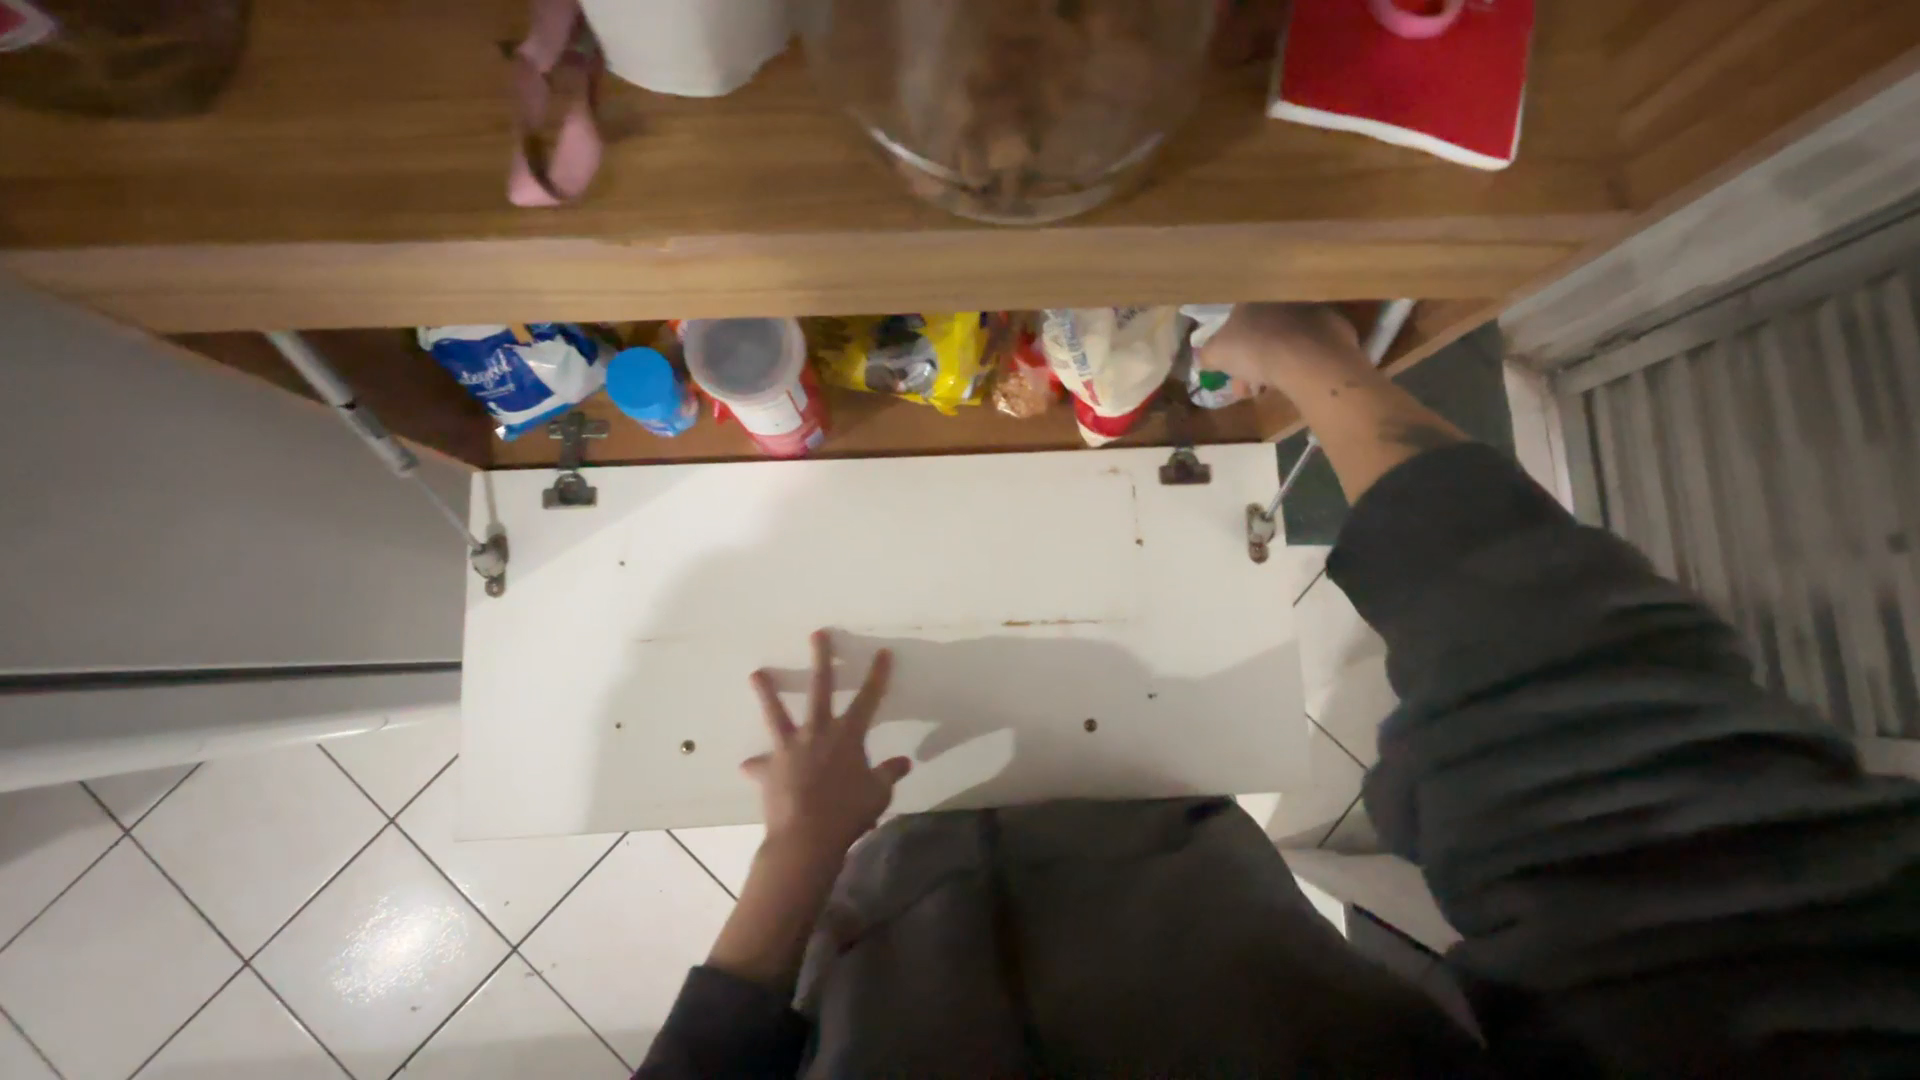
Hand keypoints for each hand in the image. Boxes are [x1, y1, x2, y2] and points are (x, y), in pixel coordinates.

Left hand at [744, 630, 911, 860]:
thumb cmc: (849, 813)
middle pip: (819, 688)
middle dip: (821, 659)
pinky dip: (757, 766)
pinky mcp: (769, 770)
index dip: (877, 675)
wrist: (806, 838)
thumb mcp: (878, 794)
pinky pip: (761, 765)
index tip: (882, 652)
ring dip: (768, 692)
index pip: (868, 698)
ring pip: (777, 713)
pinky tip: (748, 766)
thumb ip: (888, 774)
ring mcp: (789, 749)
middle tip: (817, 634)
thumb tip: (904, 762)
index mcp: (847, 735)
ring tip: (756, 673)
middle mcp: (817, 732)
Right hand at [1198, 303, 1364, 392]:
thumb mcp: (1215, 355)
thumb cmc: (1255, 350)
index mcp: (1251, 299)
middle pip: (1259, 332)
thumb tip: (1204, 357)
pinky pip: (1309, 348)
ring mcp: (1311, 310)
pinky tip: (1295, 379)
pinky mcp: (1335, 325)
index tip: (1230, 371)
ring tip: (1270, 388)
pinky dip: (1299, 362)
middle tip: (1248, 386)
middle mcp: (1281, 298)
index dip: (1229, 350)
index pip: (1234, 322)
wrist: (1309, 359)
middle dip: (1251, 361)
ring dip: (1273, 363)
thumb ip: (1206, 354)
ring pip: (1283, 340)